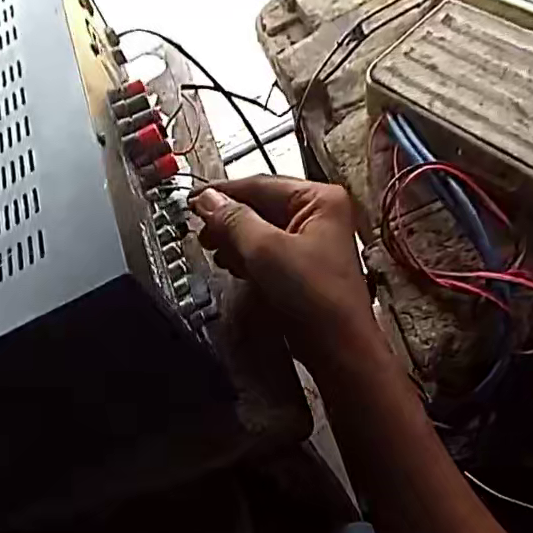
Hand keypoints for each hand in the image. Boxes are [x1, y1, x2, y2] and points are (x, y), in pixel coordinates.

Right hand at [189, 176, 379, 369]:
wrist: (338, 347)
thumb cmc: (317, 298)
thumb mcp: (266, 251)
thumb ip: (234, 220)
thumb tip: (207, 200)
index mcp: (321, 200)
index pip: (262, 184)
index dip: (223, 193)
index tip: (194, 200)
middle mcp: (320, 216)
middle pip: (261, 207)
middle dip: (229, 220)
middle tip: (201, 229)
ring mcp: (313, 243)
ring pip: (263, 231)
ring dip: (236, 240)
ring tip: (214, 249)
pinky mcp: (304, 269)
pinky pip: (269, 254)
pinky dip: (249, 258)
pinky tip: (233, 266)